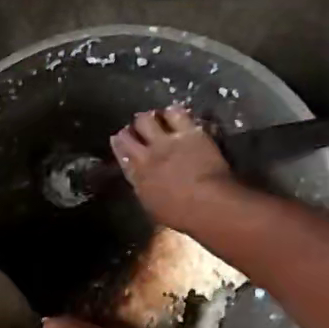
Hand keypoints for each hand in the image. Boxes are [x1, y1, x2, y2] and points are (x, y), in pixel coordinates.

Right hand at [109, 106, 237, 229]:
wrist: (209, 203)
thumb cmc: (182, 215)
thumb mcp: (153, 206)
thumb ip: (143, 187)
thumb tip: (139, 177)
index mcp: (137, 174)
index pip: (121, 151)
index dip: (119, 142)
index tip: (119, 138)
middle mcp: (148, 153)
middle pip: (131, 132)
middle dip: (133, 127)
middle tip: (139, 127)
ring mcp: (168, 140)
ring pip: (149, 117)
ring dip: (152, 117)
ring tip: (158, 118)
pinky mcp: (190, 132)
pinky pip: (177, 113)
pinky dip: (174, 112)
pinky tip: (177, 114)